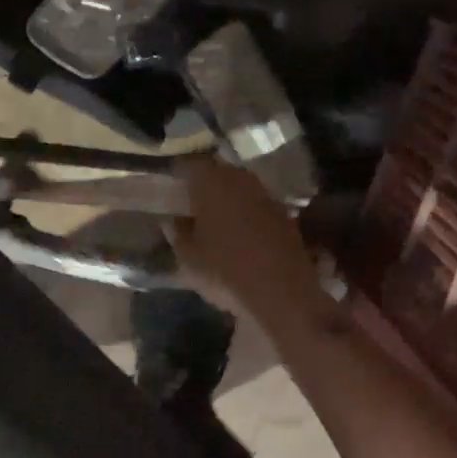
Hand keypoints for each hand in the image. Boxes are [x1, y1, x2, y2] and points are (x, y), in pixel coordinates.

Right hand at [166, 156, 323, 318]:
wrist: (282, 293)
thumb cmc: (224, 271)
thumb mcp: (188, 257)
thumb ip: (177, 233)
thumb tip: (173, 219)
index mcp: (212, 183)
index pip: (190, 164)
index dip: (179, 171)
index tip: (170, 181)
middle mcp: (241, 181)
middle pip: (220, 172)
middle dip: (205, 182)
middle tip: (191, 199)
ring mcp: (267, 197)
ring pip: (241, 187)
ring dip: (228, 197)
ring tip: (215, 217)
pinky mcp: (286, 216)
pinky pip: (258, 206)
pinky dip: (247, 214)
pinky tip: (240, 233)